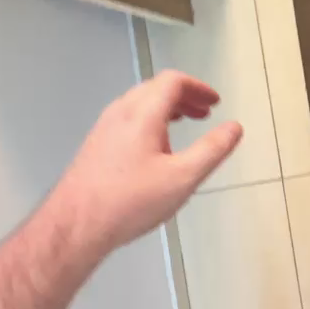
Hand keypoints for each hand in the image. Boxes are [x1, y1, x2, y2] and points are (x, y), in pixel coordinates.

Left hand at [43, 72, 241, 255]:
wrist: (74, 227)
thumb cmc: (132, 201)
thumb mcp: (183, 178)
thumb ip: (212, 150)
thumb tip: (235, 127)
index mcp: (142, 114)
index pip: (172, 81)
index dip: (198, 87)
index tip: (215, 103)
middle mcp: (120, 113)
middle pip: (155, 88)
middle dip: (185, 96)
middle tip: (206, 113)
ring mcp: (104, 128)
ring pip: (139, 103)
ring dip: (167, 107)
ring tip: (186, 125)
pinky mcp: (96, 145)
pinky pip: (128, 119)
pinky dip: (151, 119)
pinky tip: (158, 147)